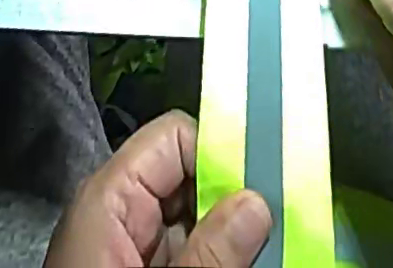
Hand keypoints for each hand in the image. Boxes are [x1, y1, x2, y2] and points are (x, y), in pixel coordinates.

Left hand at [44, 110, 271, 266]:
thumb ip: (208, 256)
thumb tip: (258, 201)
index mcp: (110, 199)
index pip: (176, 137)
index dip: (219, 153)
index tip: (264, 183)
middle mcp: (121, 211)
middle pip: (193, 174)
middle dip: (236, 197)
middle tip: (282, 219)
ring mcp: (132, 247)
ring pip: (198, 215)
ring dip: (234, 234)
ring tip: (274, 247)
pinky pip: (192, 249)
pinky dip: (219, 258)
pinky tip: (251, 263)